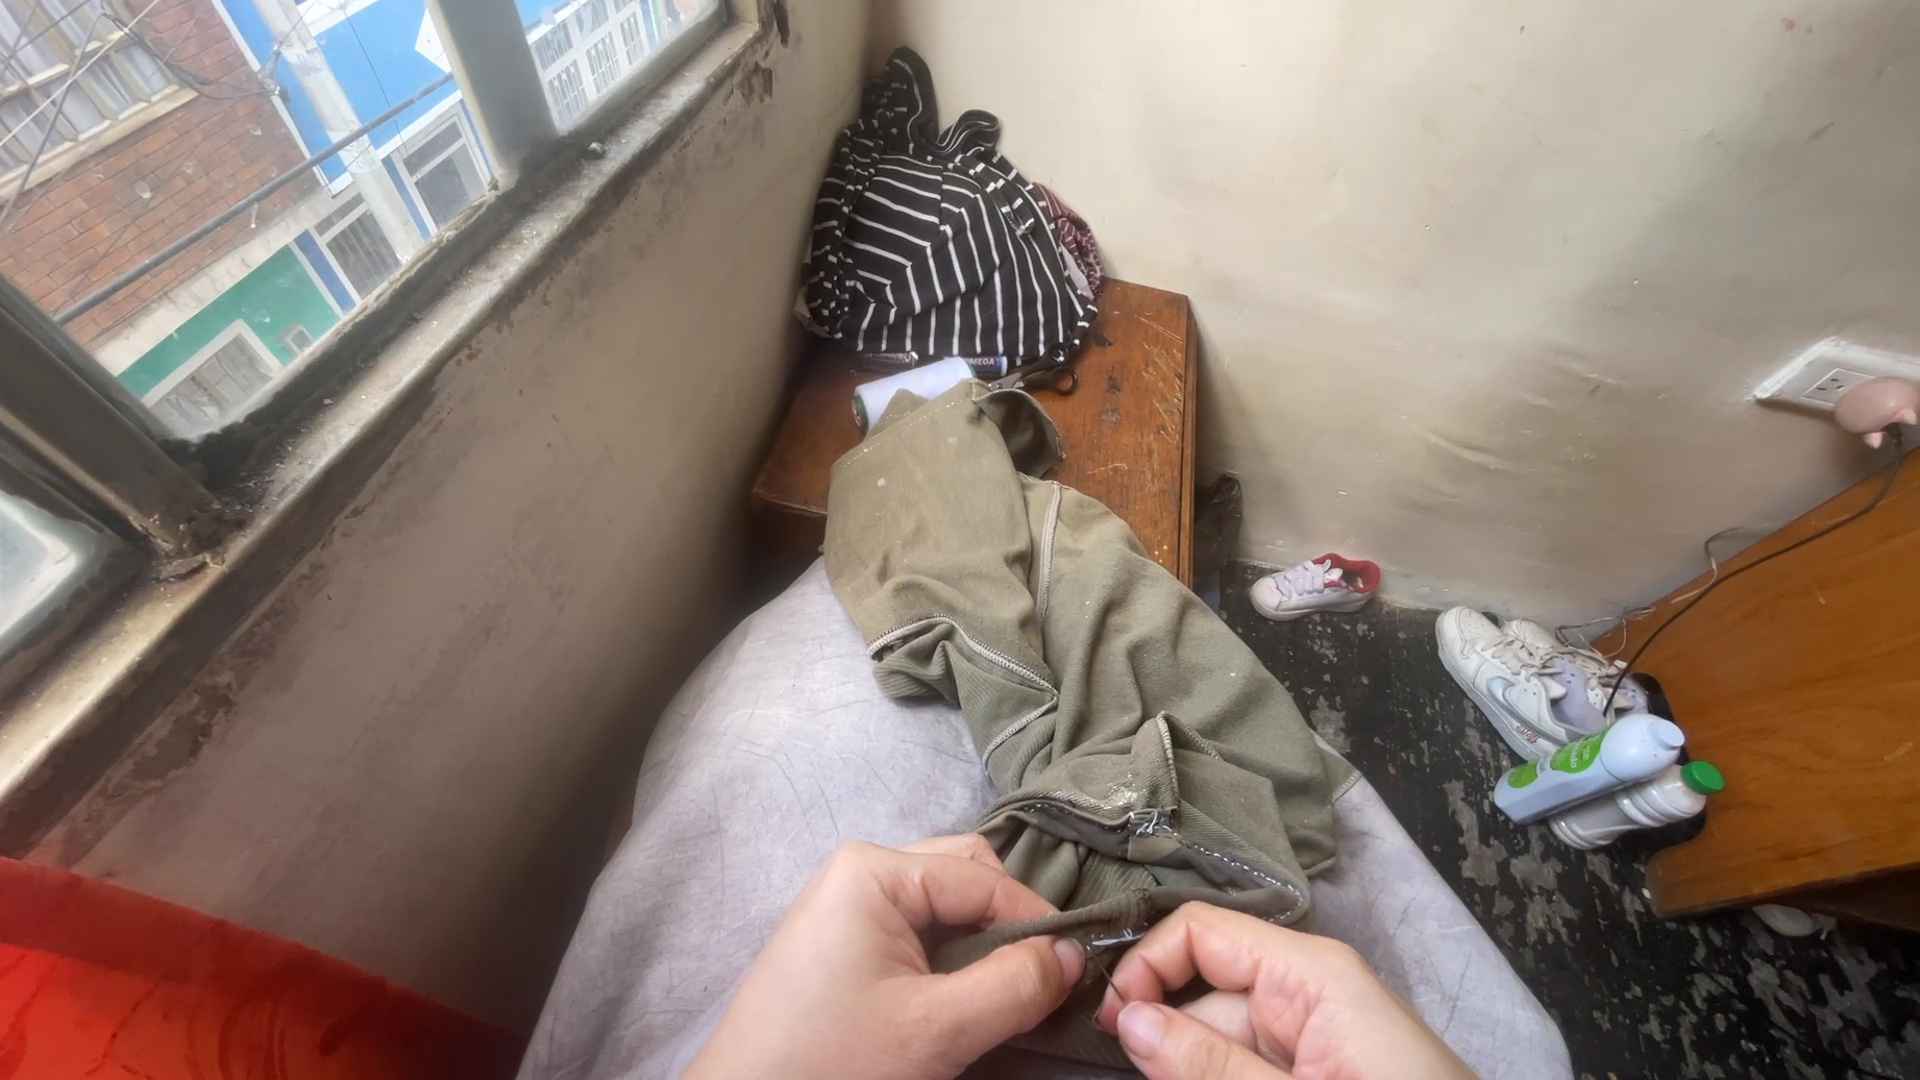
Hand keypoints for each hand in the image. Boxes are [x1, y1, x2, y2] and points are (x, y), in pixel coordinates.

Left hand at [681, 834, 1084, 1079]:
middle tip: (1038, 973)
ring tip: (1002, 985)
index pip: (979, 876)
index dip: (1034, 916)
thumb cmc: (834, 1064)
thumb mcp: (934, 1030)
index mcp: (876, 869)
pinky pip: (915, 920)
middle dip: (1005, 917)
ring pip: (942, 897)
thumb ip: (1012, 986)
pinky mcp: (843, 931)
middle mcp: (862, 866)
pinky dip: (949, 948)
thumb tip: (1072, 955)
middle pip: (961, 871)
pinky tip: (959, 988)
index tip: (1077, 962)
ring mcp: (848, 896)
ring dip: (979, 935)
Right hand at [1094, 902, 1472, 1079]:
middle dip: (1173, 1050)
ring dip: (1198, 1075)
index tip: (1112, 1024)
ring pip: (1222, 1052)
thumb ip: (1211, 1066)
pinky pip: (1249, 1075)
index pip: (1200, 932)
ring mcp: (1314, 1042)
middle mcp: (1306, 994)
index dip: (1148, 964)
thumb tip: (1126, 1018)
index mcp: (1308, 973)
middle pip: (1205, 1001)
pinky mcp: (1317, 1076)